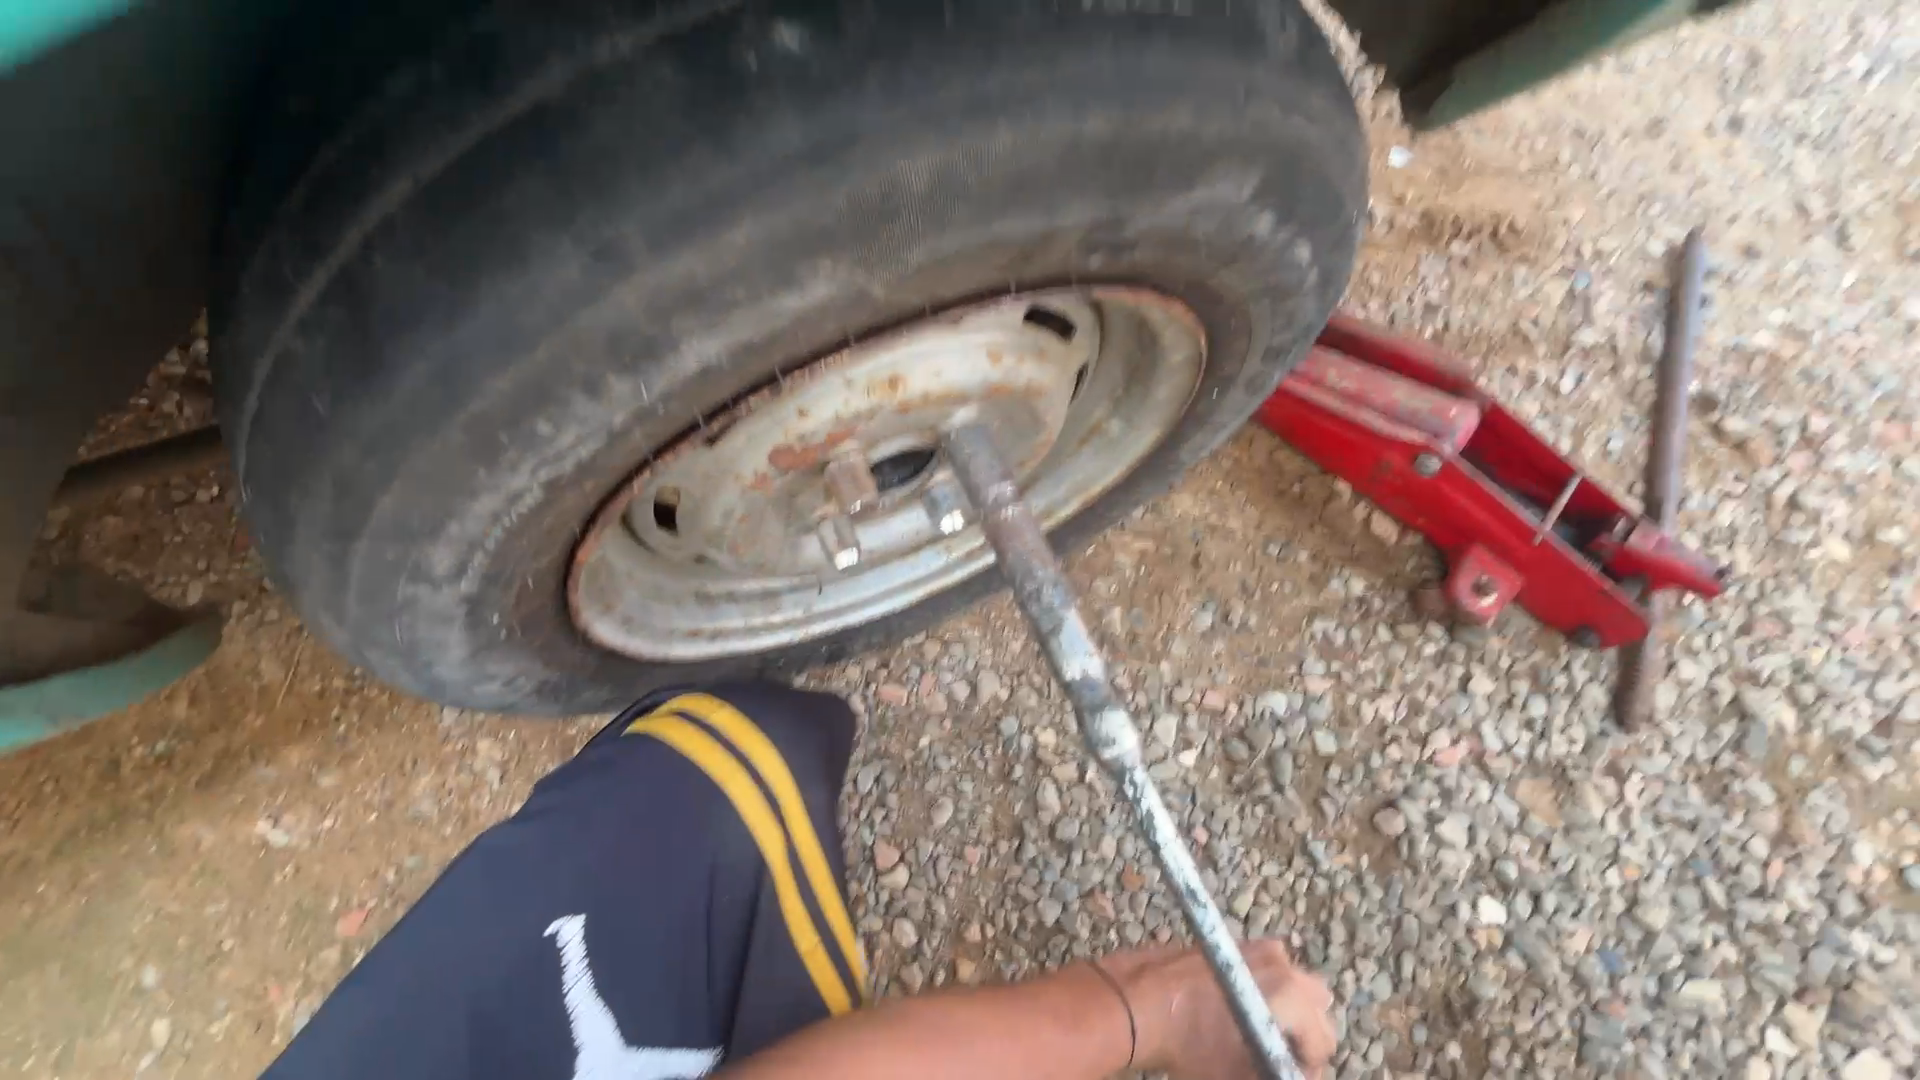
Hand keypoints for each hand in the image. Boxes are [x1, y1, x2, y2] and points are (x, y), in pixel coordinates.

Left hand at [1097, 941, 1335, 1079]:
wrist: (1140, 1000)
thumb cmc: (1192, 1044)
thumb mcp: (1242, 1073)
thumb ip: (1277, 1071)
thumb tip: (1290, 1069)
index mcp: (1291, 996)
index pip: (1323, 1041)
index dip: (1305, 1065)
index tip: (1283, 1072)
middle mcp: (1280, 963)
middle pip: (1315, 1003)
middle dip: (1304, 1031)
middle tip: (1276, 1054)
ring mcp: (1255, 946)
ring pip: (1293, 979)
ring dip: (1287, 1005)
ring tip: (1260, 1032)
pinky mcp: (1233, 940)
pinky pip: (1266, 964)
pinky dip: (1264, 984)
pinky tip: (1240, 1007)